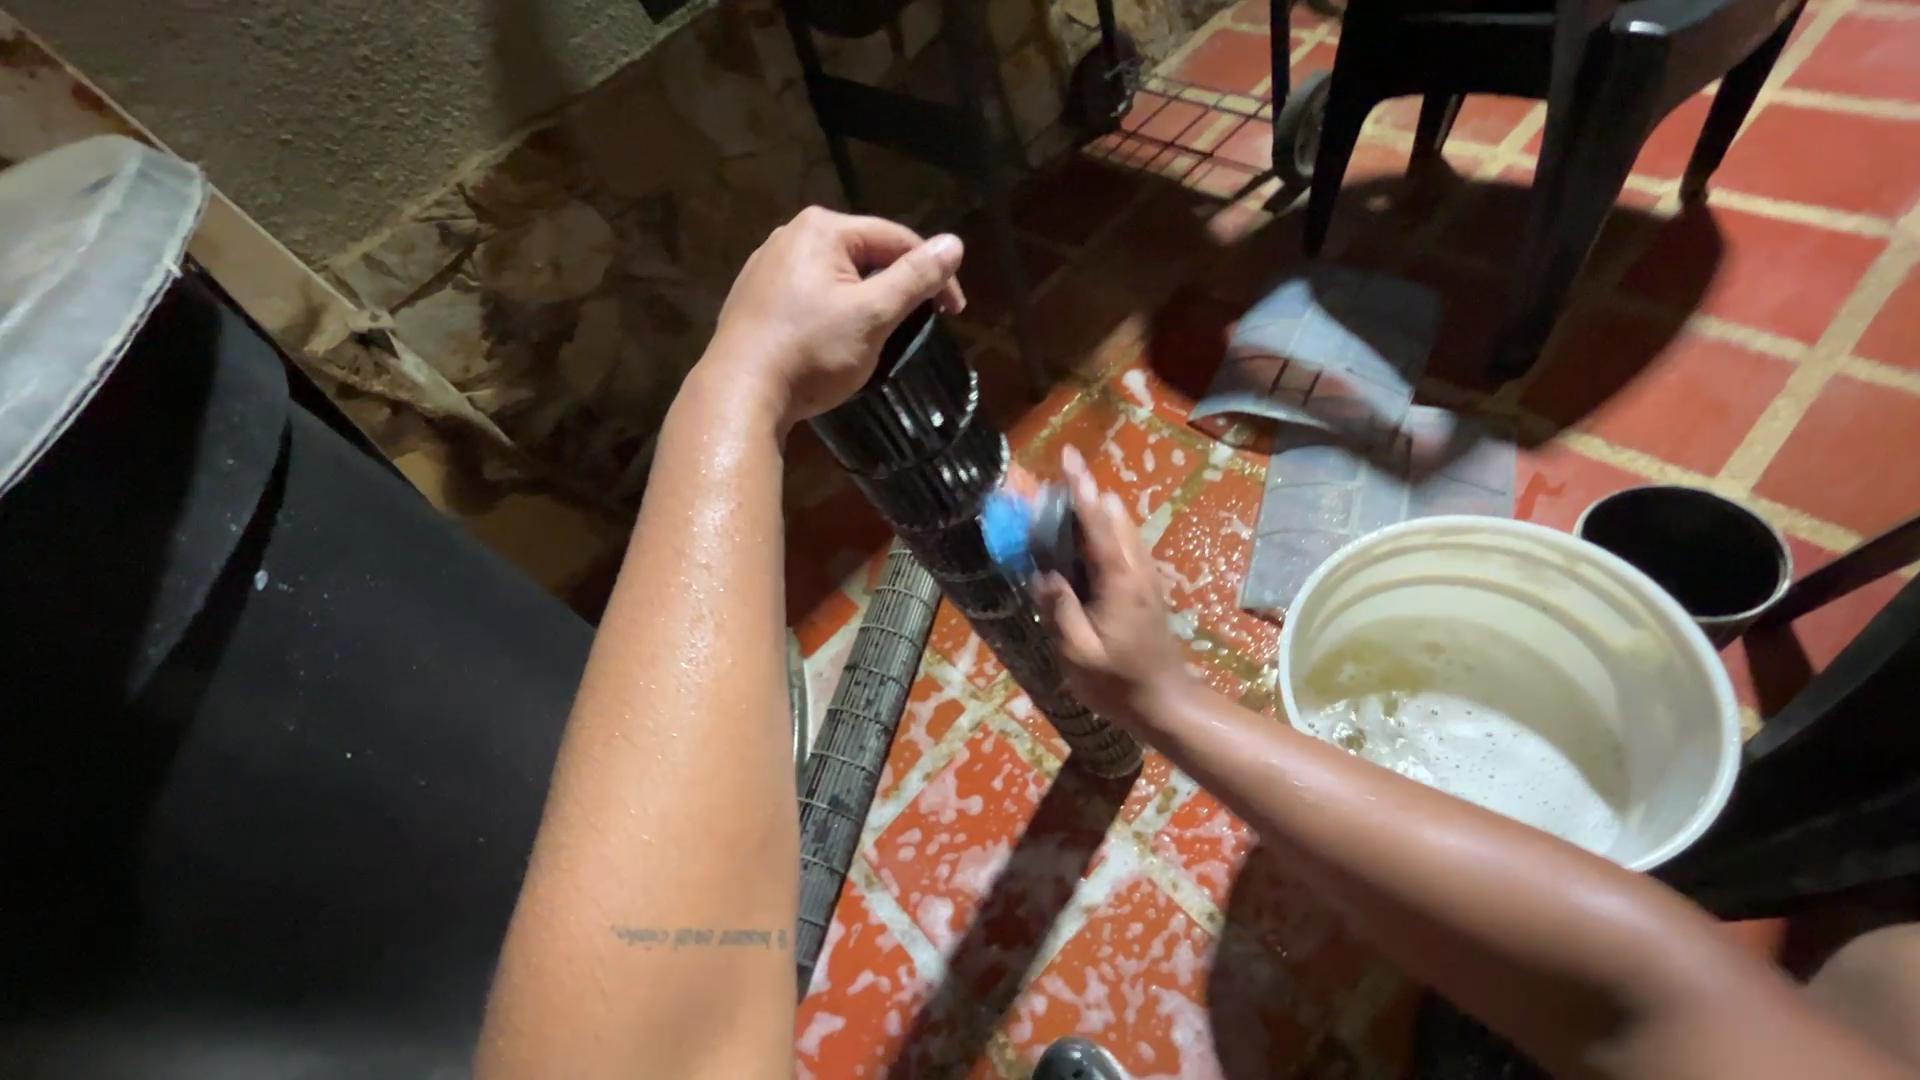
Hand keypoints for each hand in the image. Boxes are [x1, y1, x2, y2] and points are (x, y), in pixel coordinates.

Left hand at [699, 207, 965, 430]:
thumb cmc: (812, 352)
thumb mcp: (873, 315)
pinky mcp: (756, 297)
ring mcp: (768, 265)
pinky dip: (836, 312)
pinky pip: (811, 294)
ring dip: (868, 301)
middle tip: (920, 326)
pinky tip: (836, 340)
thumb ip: (915, 278)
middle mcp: (791, 235)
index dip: (933, 274)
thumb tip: (954, 244)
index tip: (954, 314)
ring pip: (838, 277)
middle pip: (866, 255)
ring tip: (882, 335)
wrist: (741, 392)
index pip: (897, 240)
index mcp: (823, 229)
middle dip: (898, 287)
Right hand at [1032, 447, 1192, 734]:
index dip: (1080, 488)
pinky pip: (1122, 545)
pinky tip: (1075, 553)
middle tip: (1046, 498)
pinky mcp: (1145, 588)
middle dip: (1082, 497)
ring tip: (1055, 519)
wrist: (1166, 704)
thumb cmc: (1118, 683)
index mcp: (1119, 579)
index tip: (1068, 458)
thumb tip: (1044, 574)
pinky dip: (1098, 534)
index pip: (1098, 520)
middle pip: (1113, 514)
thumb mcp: (1078, 653)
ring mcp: (1145, 577)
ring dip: (1091, 515)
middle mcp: (1136, 568)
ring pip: (1120, 527)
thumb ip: (1060, 609)